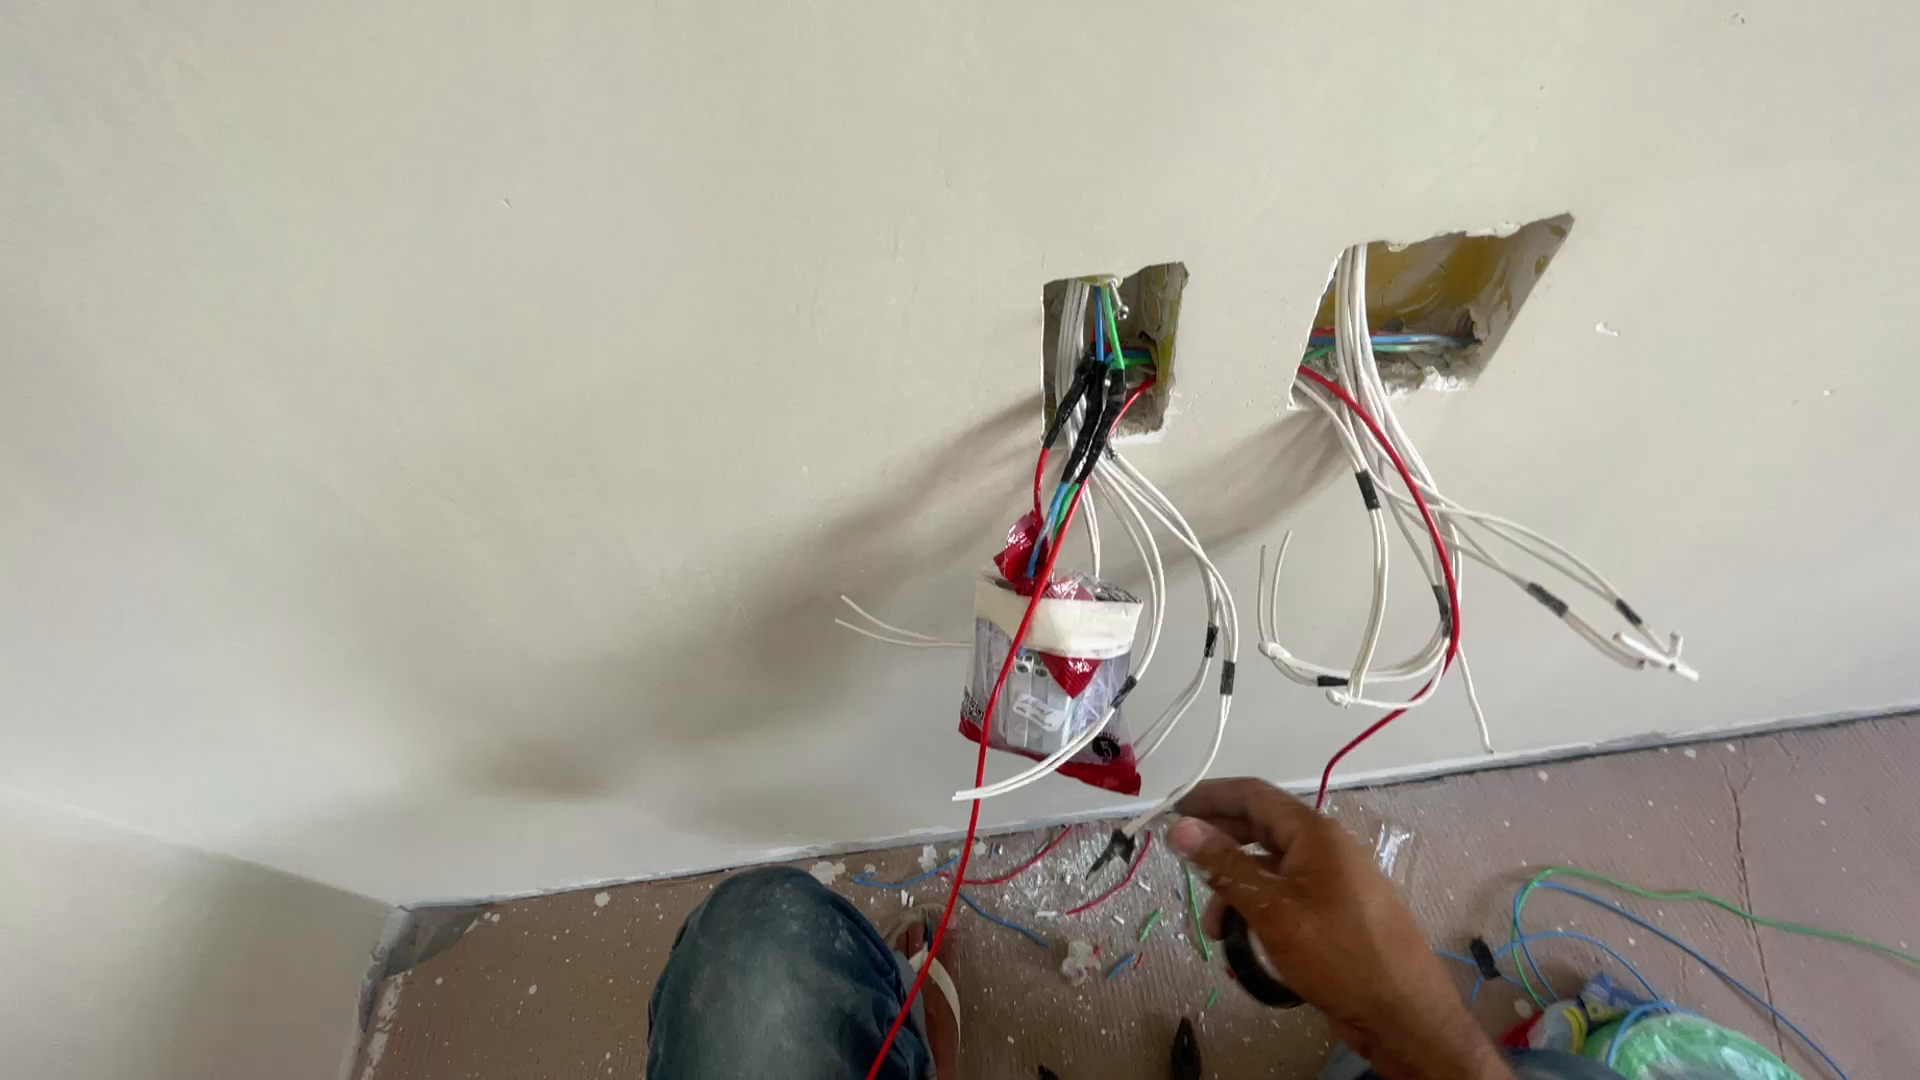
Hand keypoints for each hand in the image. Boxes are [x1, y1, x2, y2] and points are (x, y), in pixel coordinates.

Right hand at [1169, 778, 1510, 1079]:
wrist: (1410, 1023)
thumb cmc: (1340, 956)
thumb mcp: (1272, 909)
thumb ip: (1224, 864)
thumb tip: (1179, 827)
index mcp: (1314, 832)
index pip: (1252, 794)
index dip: (1209, 795)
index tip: (1172, 807)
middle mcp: (1324, 847)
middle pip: (1258, 828)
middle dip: (1217, 845)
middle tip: (1180, 858)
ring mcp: (1332, 880)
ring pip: (1268, 867)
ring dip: (1234, 887)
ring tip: (1212, 926)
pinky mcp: (1335, 911)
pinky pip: (1284, 893)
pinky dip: (1257, 907)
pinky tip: (1242, 938)